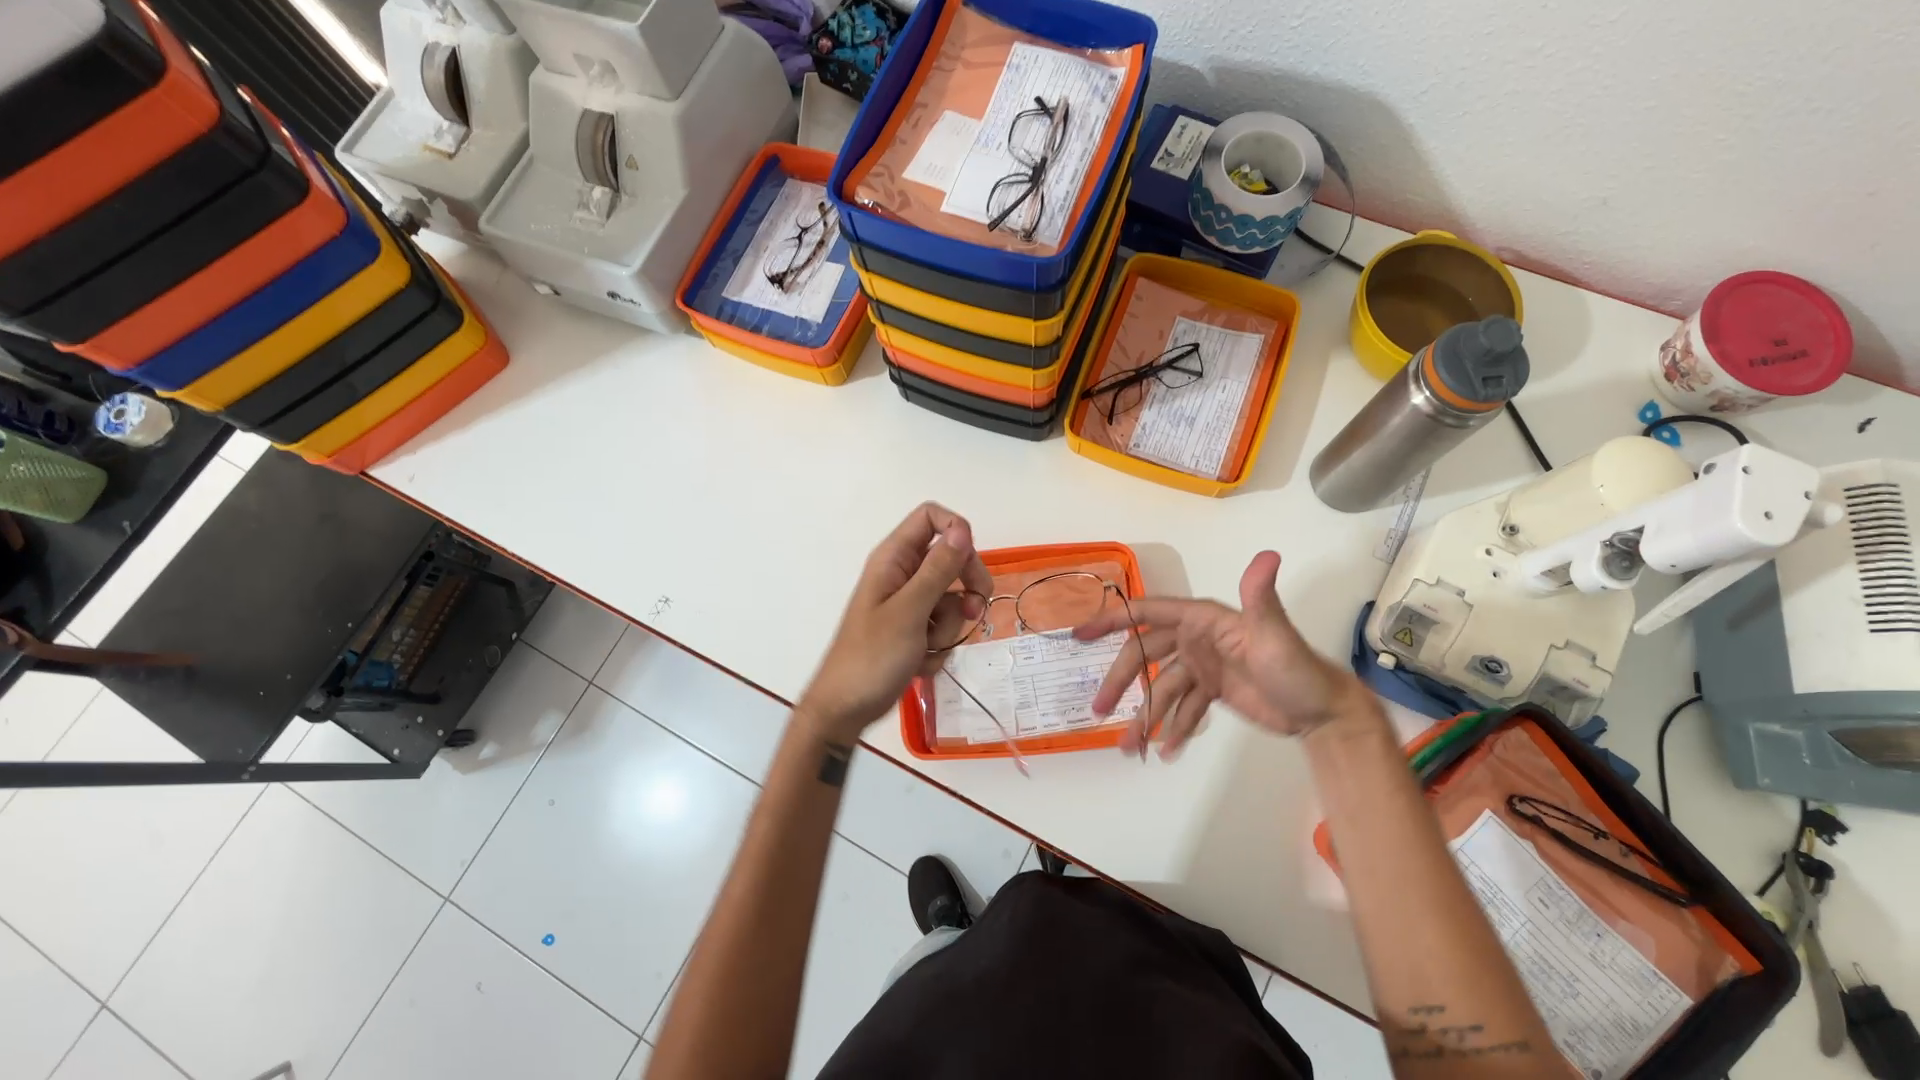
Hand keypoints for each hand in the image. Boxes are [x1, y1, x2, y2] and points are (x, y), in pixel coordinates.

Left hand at [799, 503, 992, 745]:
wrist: (845, 709)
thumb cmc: (872, 657)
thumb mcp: (910, 612)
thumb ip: (938, 570)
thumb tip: (963, 529)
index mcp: (893, 559)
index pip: (931, 517)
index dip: (957, 531)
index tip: (971, 563)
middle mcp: (901, 574)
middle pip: (951, 558)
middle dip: (966, 585)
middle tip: (974, 609)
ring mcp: (908, 604)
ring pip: (952, 598)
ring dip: (950, 625)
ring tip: (930, 646)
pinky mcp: (914, 631)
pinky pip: (943, 626)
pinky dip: (939, 645)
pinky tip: (921, 662)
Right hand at [1073, 551, 1374, 759]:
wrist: (1324, 712)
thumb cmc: (1298, 669)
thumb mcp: (1275, 635)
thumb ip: (1261, 598)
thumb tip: (1267, 556)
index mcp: (1205, 620)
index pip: (1150, 614)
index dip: (1114, 620)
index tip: (1081, 635)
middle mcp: (1199, 639)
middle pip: (1147, 657)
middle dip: (1122, 682)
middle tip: (1098, 709)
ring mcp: (1205, 667)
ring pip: (1161, 689)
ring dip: (1144, 716)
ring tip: (1127, 747)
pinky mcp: (1214, 691)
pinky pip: (1184, 709)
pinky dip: (1173, 728)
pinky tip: (1164, 751)